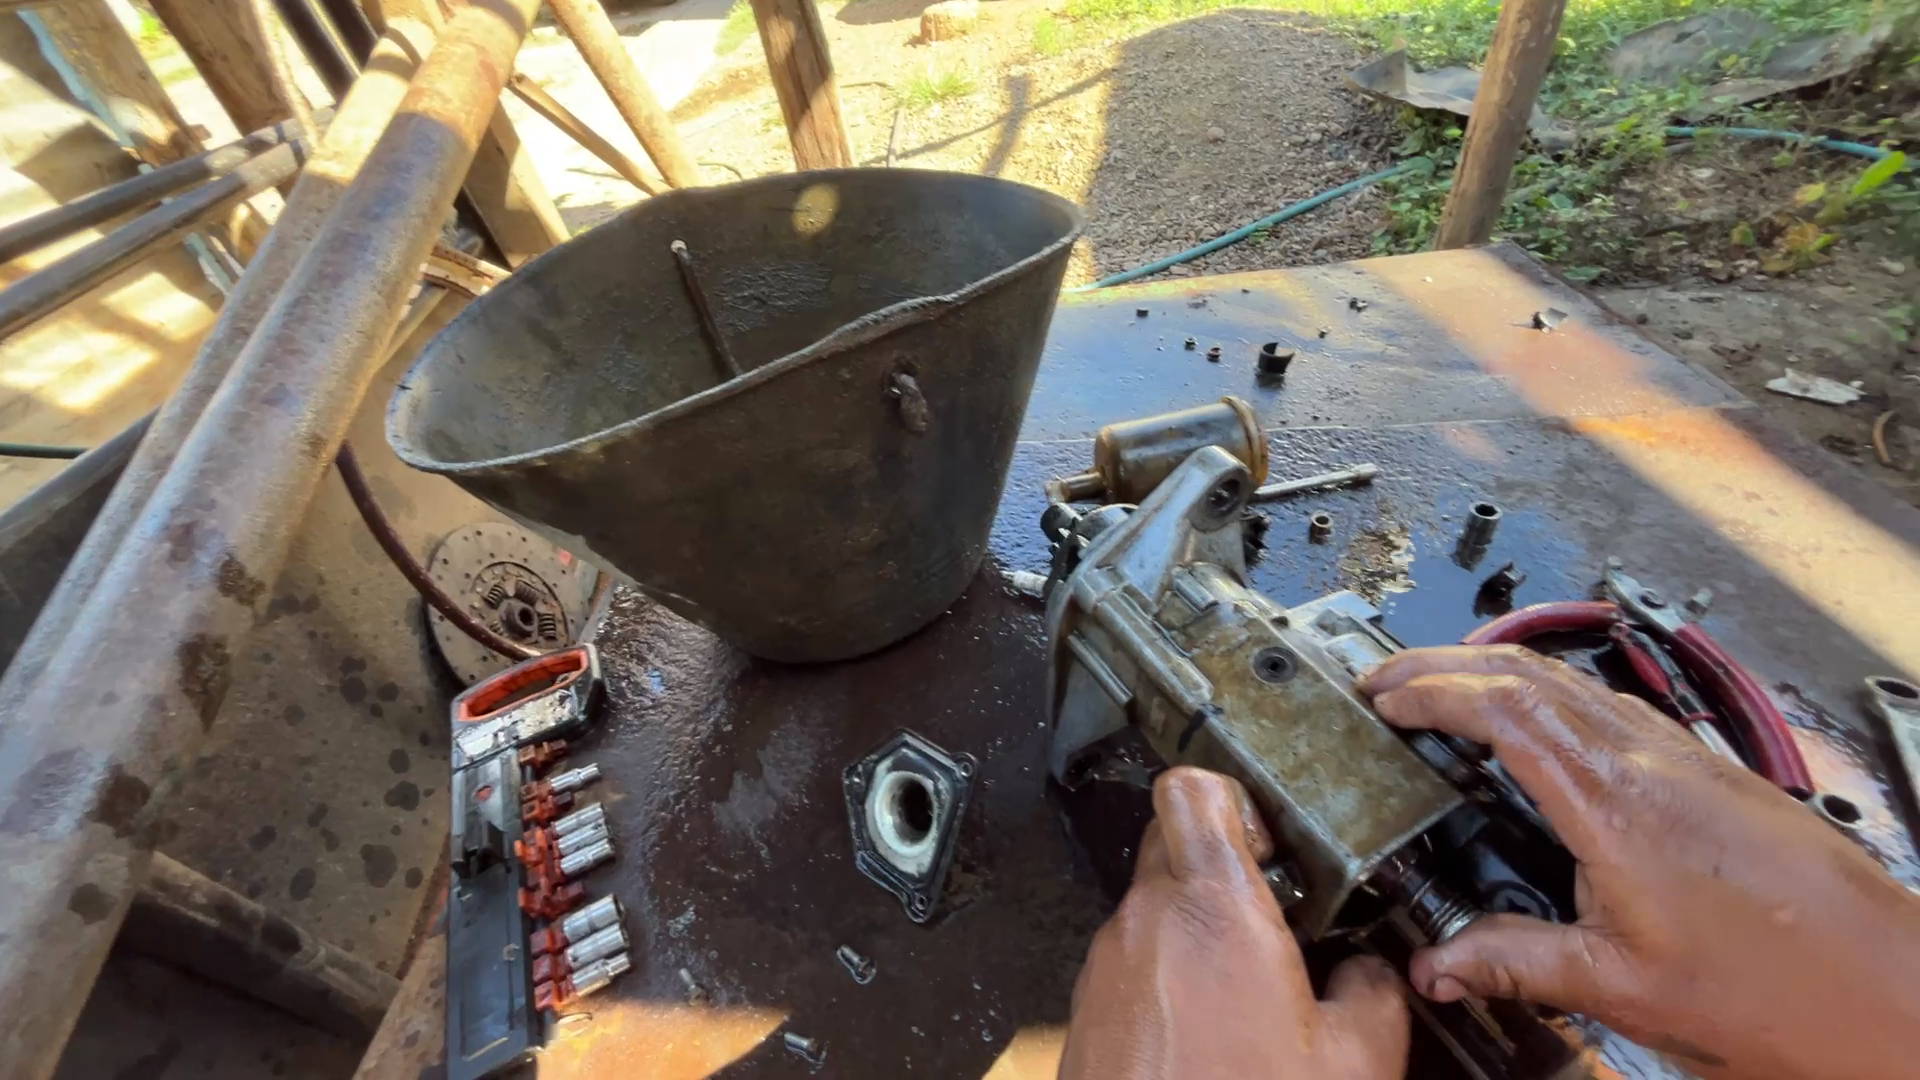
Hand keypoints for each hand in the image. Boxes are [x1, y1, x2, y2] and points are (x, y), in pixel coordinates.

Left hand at [1058, 767, 1407, 1079]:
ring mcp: (1110, 950)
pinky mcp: (1090, 991)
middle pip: (1174, 843)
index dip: (1226, 797)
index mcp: (1212, 904)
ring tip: (1242, 994)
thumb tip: (1369, 971)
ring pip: (1155, 901)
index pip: (1191, 789)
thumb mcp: (1351, 1068)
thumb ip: (1370, 997)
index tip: (1263, 838)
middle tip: (1269, 922)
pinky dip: (1167, 967)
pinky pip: (1134, 950)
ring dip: (1196, 927)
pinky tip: (1201, 1028)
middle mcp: (1149, 911)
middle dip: (1220, 868)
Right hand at [1359, 645, 1919, 1079]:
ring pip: (1560, 675)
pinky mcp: (1699, 764)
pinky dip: (1531, 686)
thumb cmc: (1782, 1002)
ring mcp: (1677, 753)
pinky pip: (1596, 698)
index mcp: (1615, 804)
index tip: (1381, 702)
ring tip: (1427, 683)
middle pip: (1523, 672)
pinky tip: (1514, 713)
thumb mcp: (1627, 988)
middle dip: (1438, 663)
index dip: (1432, 693)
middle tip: (1380, 679)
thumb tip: (1429, 968)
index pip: (1504, 710)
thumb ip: (1514, 964)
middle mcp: (1643, 759)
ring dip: (1481, 665)